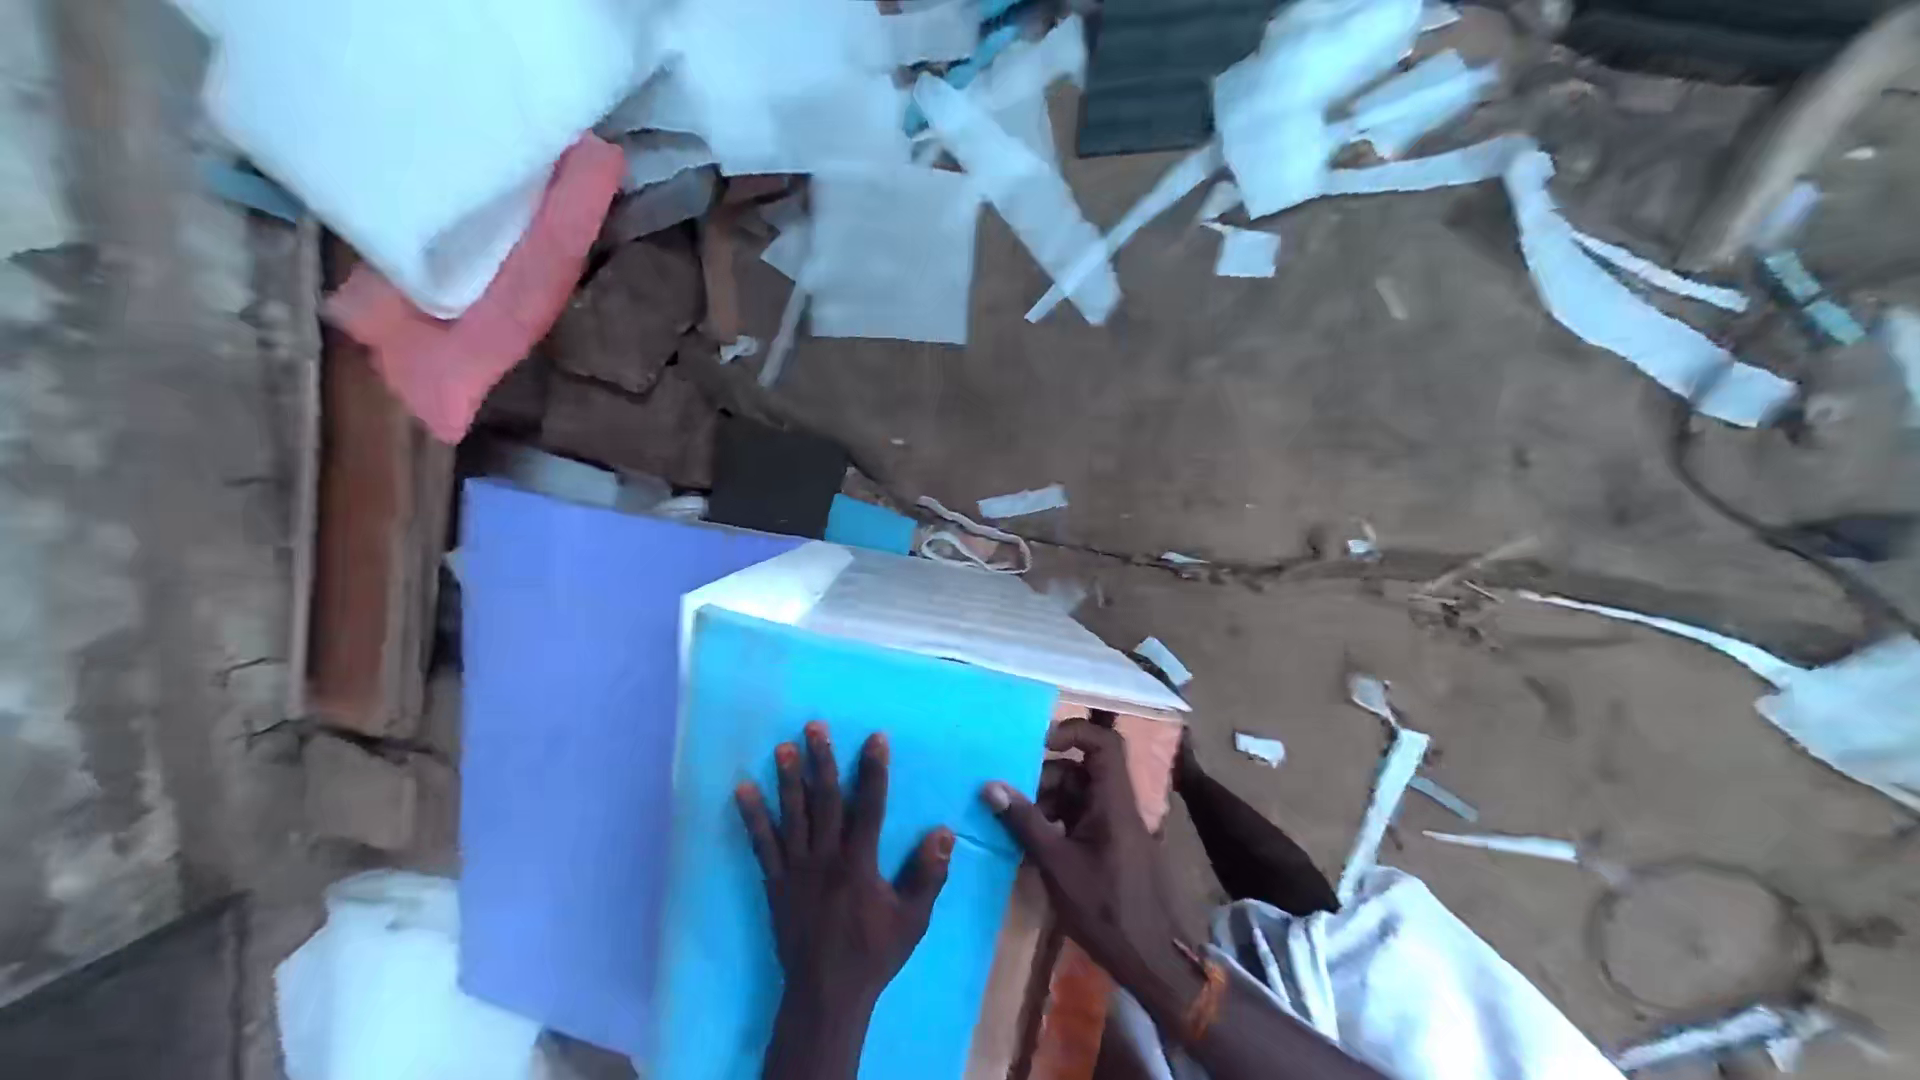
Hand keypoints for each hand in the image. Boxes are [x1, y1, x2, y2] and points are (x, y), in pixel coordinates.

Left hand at [735, 723, 952, 1032]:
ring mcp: (796, 868)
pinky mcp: (775, 882)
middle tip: (815, 727)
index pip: (869, 806)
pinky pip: (762, 844)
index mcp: (859, 863)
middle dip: (822, 761)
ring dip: (788, 779)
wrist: (825, 993)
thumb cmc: (873, 952)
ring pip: (792, 815)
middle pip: (825, 800)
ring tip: (784, 746)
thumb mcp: (912, 919)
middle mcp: (825, 858)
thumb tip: (943, 831)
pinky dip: (751, 816)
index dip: (873, 770)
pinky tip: (742, 789)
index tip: (875, 737)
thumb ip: (928, 874)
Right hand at [981, 717, 1196, 1019]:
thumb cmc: (1107, 909)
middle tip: (1013, 799)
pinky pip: (1080, 818)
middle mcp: (1117, 805)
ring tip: (1017, 826)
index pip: (1103, 742)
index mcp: (1113, 800)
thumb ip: (1025, 822)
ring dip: (1046, 803)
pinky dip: (1056, 823)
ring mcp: (1115, 826)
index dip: (1073, 732)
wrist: (1153, 962)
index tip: (1039, 745)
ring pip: (1077, 795)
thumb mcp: (1057, 865)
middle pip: (1081, 770)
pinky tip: (1034, 845)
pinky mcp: (1111, 846)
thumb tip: (990, 786)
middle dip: (1044, 778)